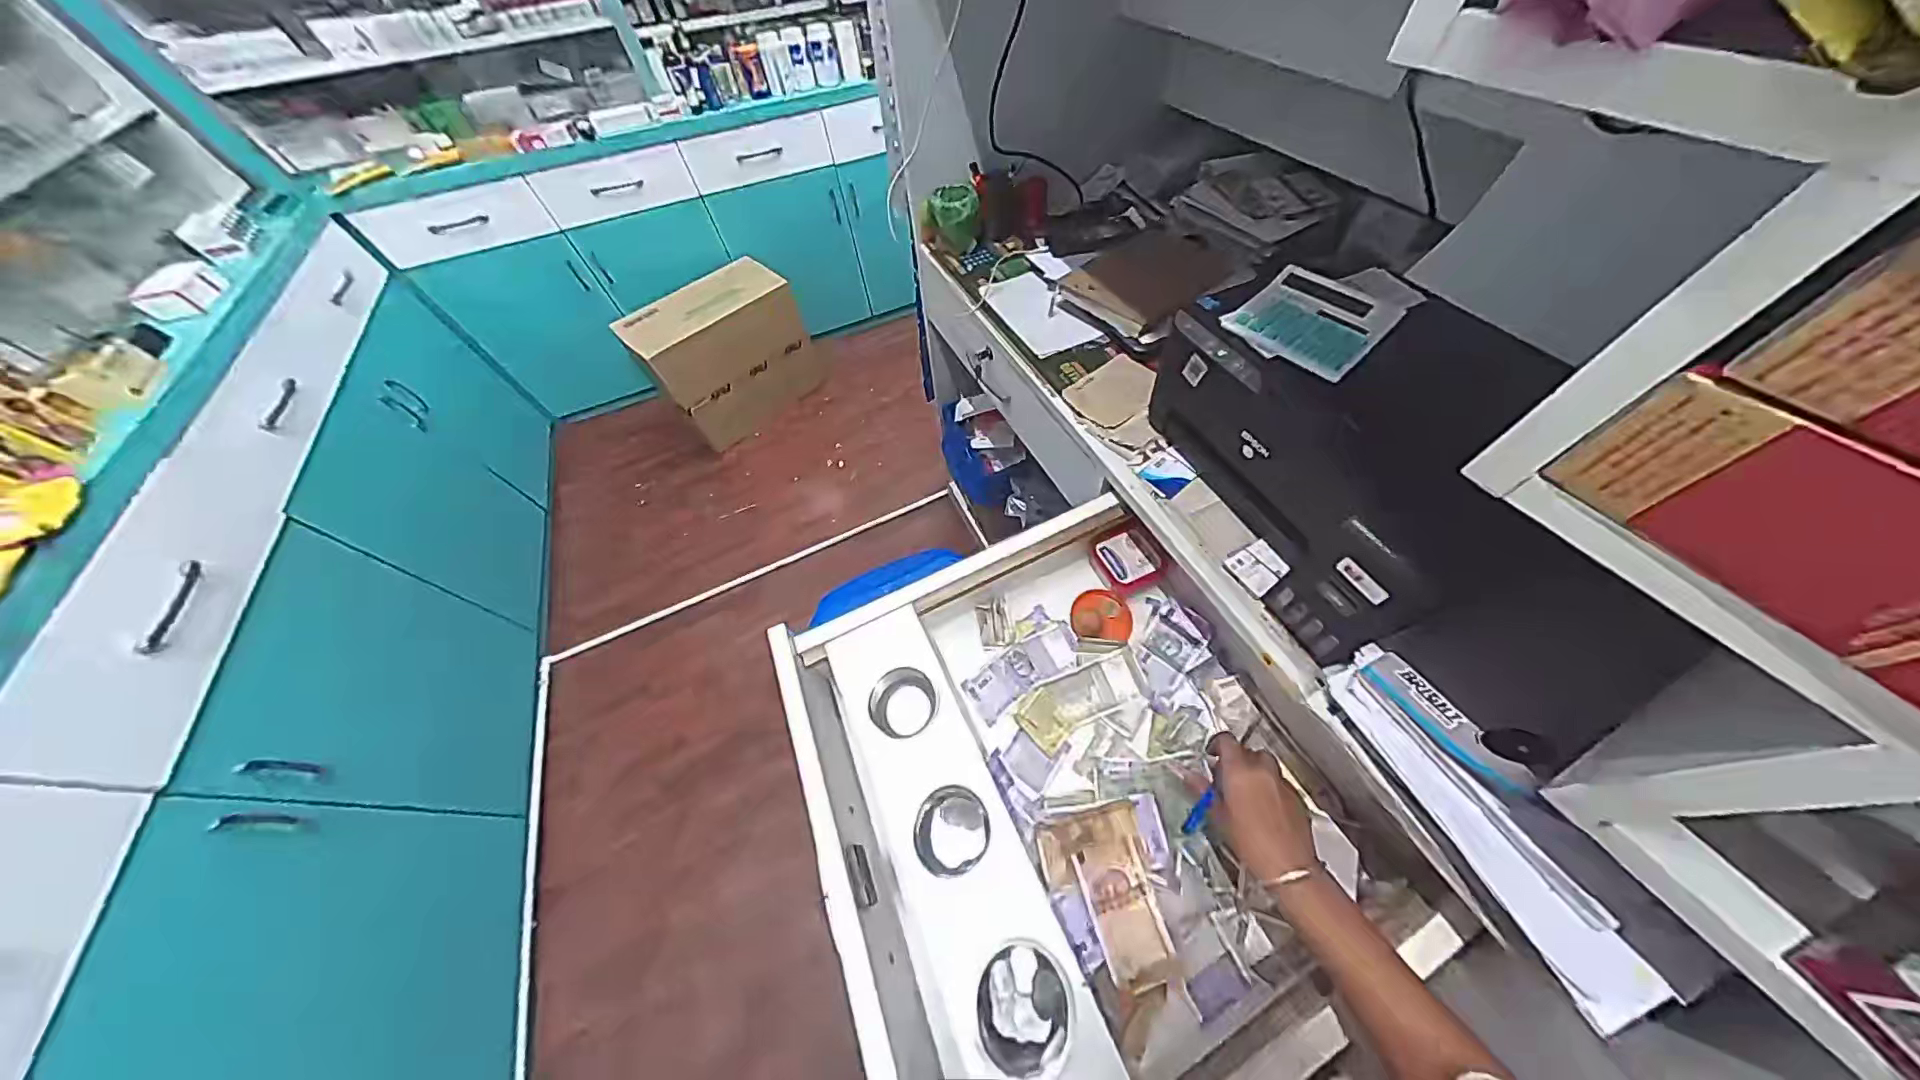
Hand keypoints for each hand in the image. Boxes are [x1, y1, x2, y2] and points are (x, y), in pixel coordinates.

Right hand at [1206, 732, 1315, 880]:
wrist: (1288, 867)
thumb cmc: (1250, 842)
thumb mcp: (1218, 816)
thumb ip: (1203, 790)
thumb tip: (1189, 776)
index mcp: (1239, 770)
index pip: (1226, 741)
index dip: (1216, 744)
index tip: (1211, 754)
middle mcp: (1262, 770)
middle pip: (1247, 751)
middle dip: (1236, 760)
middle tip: (1225, 778)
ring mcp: (1282, 782)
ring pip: (1265, 764)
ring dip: (1253, 771)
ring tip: (1244, 792)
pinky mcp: (1296, 796)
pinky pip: (1279, 781)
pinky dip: (1269, 785)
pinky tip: (1262, 806)